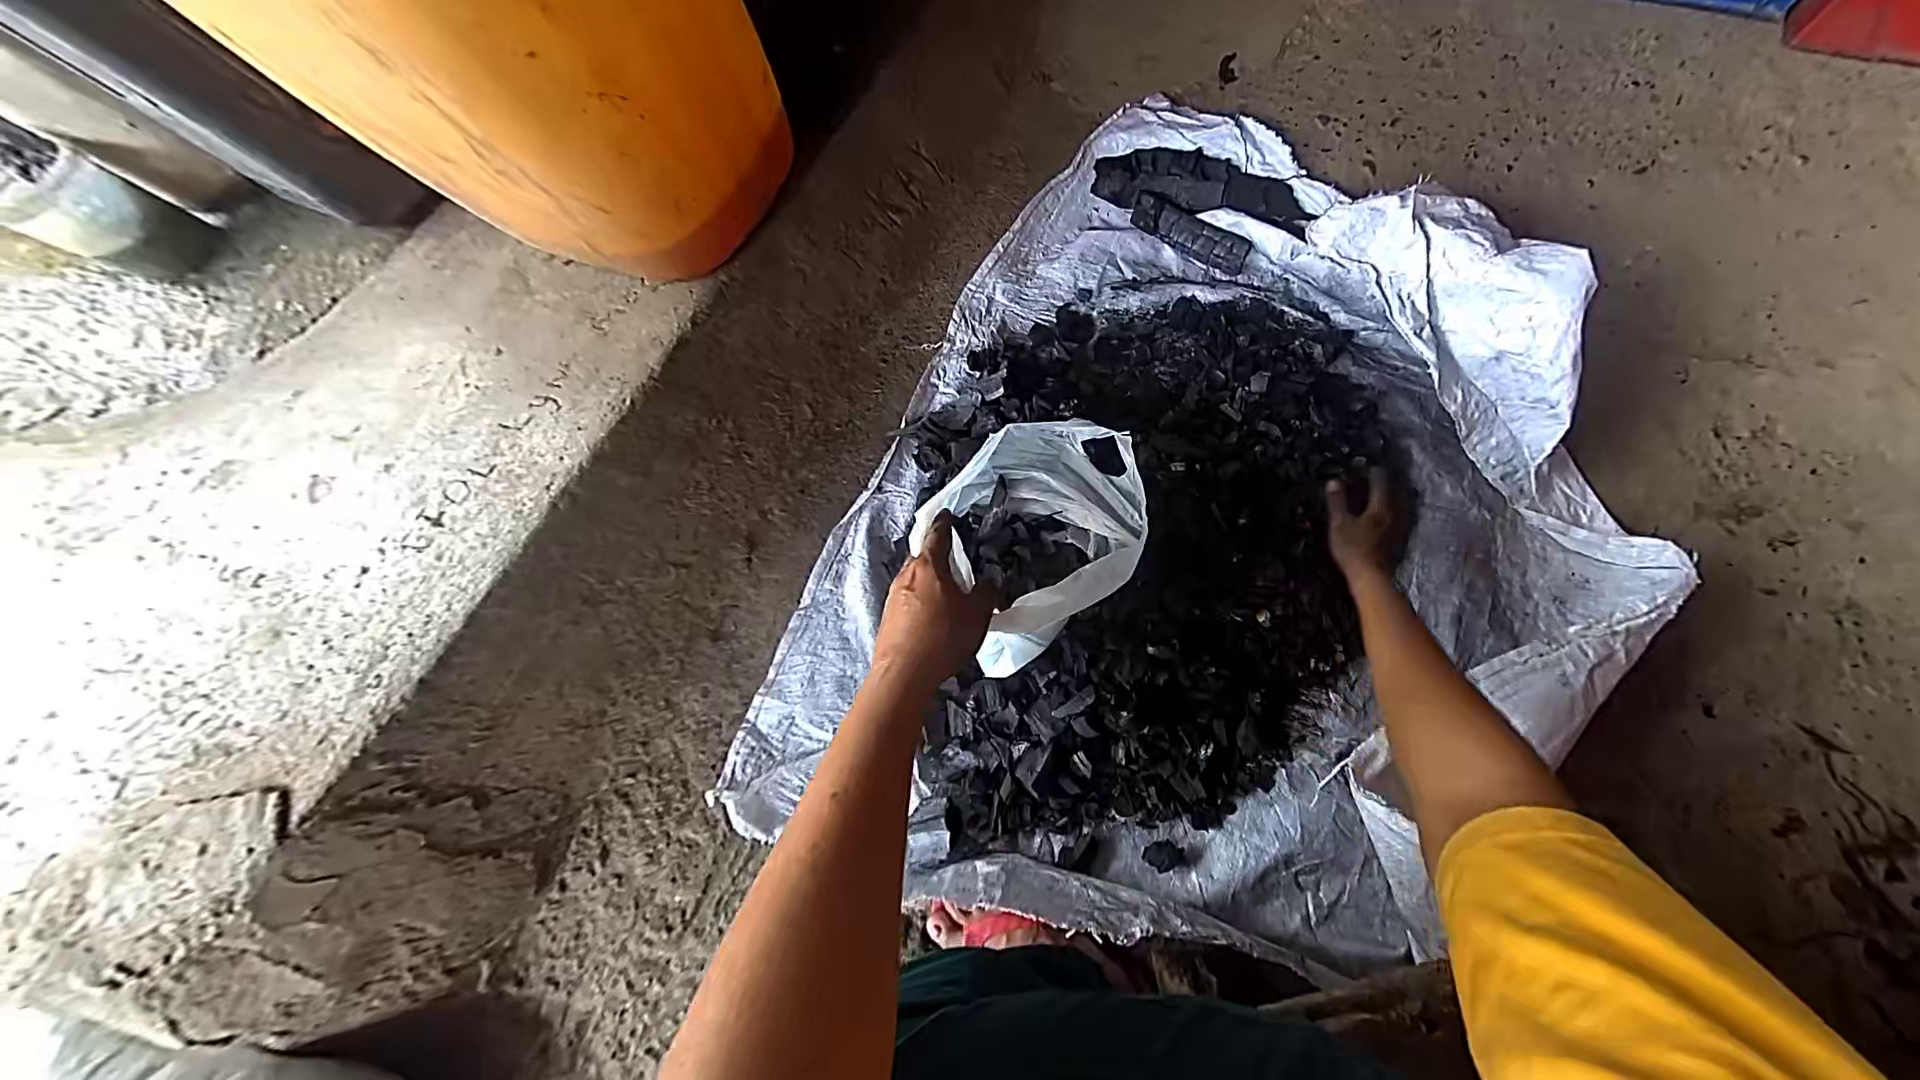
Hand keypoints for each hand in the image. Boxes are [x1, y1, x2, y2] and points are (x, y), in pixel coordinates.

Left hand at [872, 513, 997, 687]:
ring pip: (913, 579)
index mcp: (928, 566)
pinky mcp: (888, 618)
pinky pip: (907, 599)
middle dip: (936, 555)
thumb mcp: (977, 613)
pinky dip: (920, 600)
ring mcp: (894, 597)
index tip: (948, 516)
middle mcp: (906, 576)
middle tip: (952, 559)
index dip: (945, 524)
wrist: (904, 674)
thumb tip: (989, 582)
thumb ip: (986, 592)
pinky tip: (931, 616)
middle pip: (922, 556)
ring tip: (945, 591)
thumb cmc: (942, 637)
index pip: (937, 535)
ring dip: (928, 580)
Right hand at [1326, 467, 1401, 583]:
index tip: (1368, 465)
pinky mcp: (1399, 537)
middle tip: (1379, 474)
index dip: (1374, 472)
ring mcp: (1399, 526)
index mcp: (1380, 508)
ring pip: (1400, 503)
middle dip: (1388, 481)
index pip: (1380, 483)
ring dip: (1394, 494)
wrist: (1370, 576)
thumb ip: (1338, 502)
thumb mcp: (1339, 524)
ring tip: (1386, 489)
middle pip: (1395, 492)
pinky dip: (1394, 508)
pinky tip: (1388, 511)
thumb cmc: (1352, 549)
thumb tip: (1334, 481)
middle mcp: (1394, 514)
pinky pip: (1399, 515)